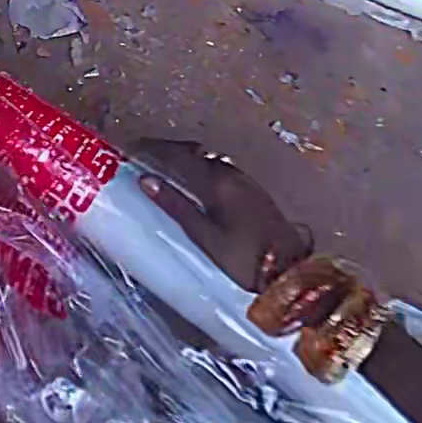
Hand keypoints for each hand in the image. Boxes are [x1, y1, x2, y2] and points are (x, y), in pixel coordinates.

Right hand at [133, 139, 383, 381]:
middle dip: (163, 150)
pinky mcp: (250, 190)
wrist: (293, 273)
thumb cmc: (246, 260)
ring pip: (203, 159)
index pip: (176, 156)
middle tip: (138, 155)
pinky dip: (194, 167)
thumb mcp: (204, 237)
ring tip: (156, 166)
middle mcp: (230, 173)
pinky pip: (214, 168)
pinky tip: (186, 180)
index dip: (151, 150)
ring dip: (179, 158)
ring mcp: (243, 179)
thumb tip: (145, 180)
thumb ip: (175, 206)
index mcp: (216, 181)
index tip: (128, 149)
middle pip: (190, 152)